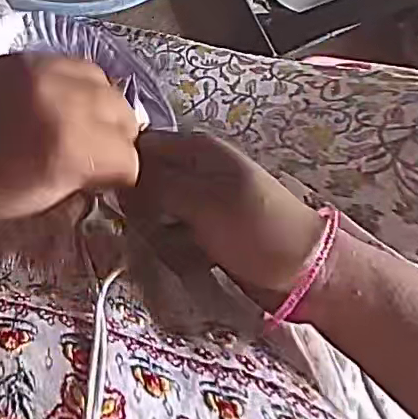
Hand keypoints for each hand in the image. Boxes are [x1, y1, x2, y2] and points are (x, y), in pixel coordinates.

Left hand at [0, 53, 142, 226]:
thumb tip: (107, 167)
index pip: (128, 155)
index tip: (105, 183)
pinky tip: (55, 103)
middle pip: (123, 111)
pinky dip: (74, 84)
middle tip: (94, 156)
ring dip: (99, 105)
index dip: (120, 175)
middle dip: (116, 137)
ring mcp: (40, 68)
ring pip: (103, 79)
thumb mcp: (38, 200)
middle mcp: (63, 96)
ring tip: (76, 125)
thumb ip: (83, 177)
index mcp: (67, 144)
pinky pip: (70, 63)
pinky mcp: (21, 55)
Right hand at [128, 131, 327, 309]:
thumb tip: (116, 173)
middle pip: (146, 180)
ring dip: (156, 231)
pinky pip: (172, 235)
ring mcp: (200, 202)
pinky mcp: (204, 231)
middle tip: (147, 227)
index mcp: (196, 148)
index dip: (124, 166)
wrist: (306, 273)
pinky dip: (173, 247)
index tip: (111, 193)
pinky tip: (183, 259)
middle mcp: (194, 170)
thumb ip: (157, 184)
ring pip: (155, 211)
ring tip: (172, 246)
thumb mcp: (203, 200)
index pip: (143, 145)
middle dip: (141, 205)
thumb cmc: (256, 226)